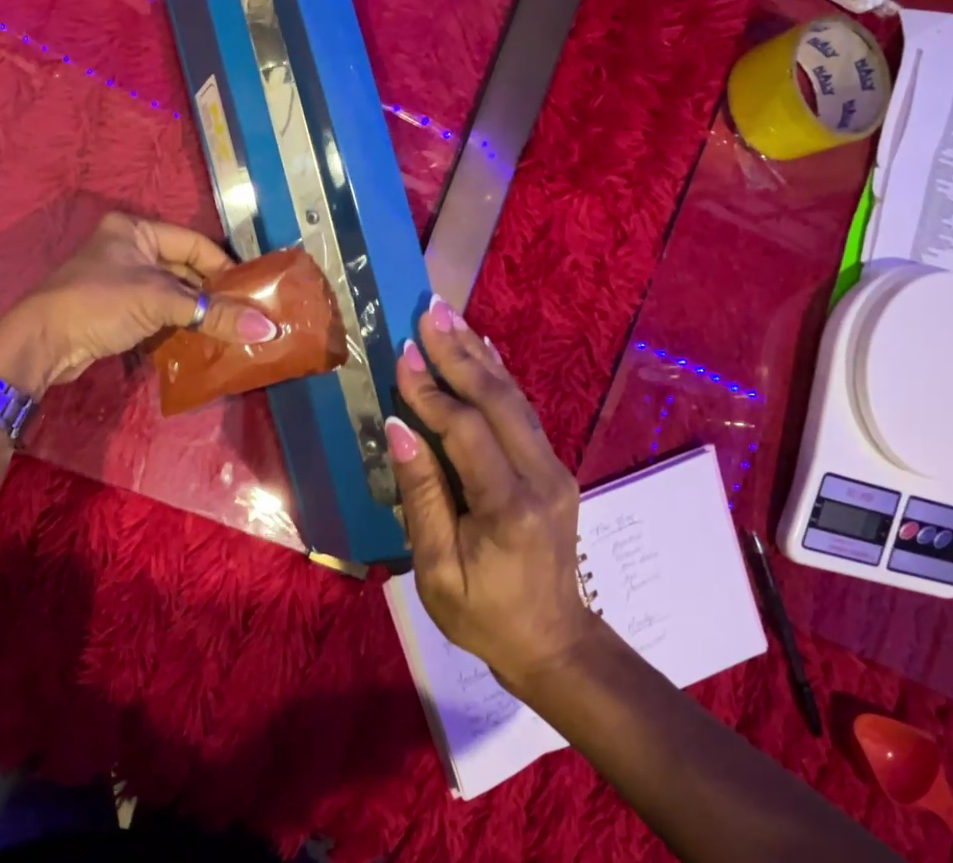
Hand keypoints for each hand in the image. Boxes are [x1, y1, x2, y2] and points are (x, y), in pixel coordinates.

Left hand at [0, 212, 278, 393]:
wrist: (42, 343)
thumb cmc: (98, 304)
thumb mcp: (160, 302)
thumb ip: (213, 314)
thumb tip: (266, 328)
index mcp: (135, 230)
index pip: (194, 244)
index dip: (224, 268)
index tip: (253, 293)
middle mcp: (129, 250)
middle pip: (185, 270)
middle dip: (214, 295)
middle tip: (248, 317)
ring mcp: (121, 282)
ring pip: (173, 295)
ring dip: (198, 314)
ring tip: (232, 332)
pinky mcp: (116, 312)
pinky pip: (158, 314)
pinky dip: (179, 326)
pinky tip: (203, 342)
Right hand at [384, 296, 606, 692]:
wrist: (553, 641)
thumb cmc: (483, 614)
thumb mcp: (437, 567)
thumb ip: (421, 495)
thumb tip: (398, 429)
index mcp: (508, 505)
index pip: (464, 431)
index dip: (429, 391)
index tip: (399, 354)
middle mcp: (540, 476)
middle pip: (497, 400)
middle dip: (459, 352)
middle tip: (427, 310)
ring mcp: (554, 469)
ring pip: (515, 399)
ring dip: (479, 356)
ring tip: (449, 318)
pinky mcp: (554, 469)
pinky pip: (523, 414)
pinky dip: (499, 377)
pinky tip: (485, 350)